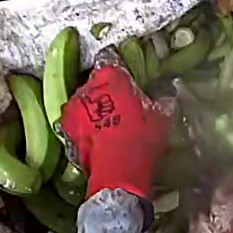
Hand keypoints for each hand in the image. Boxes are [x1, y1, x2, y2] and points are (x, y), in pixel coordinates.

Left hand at [59, 63, 169, 199]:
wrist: (117, 175)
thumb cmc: (140, 140)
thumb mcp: (160, 117)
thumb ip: (162, 99)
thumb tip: (166, 93)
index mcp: (109, 76)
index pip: (111, 58)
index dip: (120, 66)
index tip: (127, 74)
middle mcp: (86, 87)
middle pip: (96, 81)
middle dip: (107, 89)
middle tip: (122, 102)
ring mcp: (72, 109)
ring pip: (85, 100)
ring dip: (94, 107)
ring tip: (109, 121)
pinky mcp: (66, 130)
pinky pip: (78, 121)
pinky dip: (86, 125)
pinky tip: (98, 136)